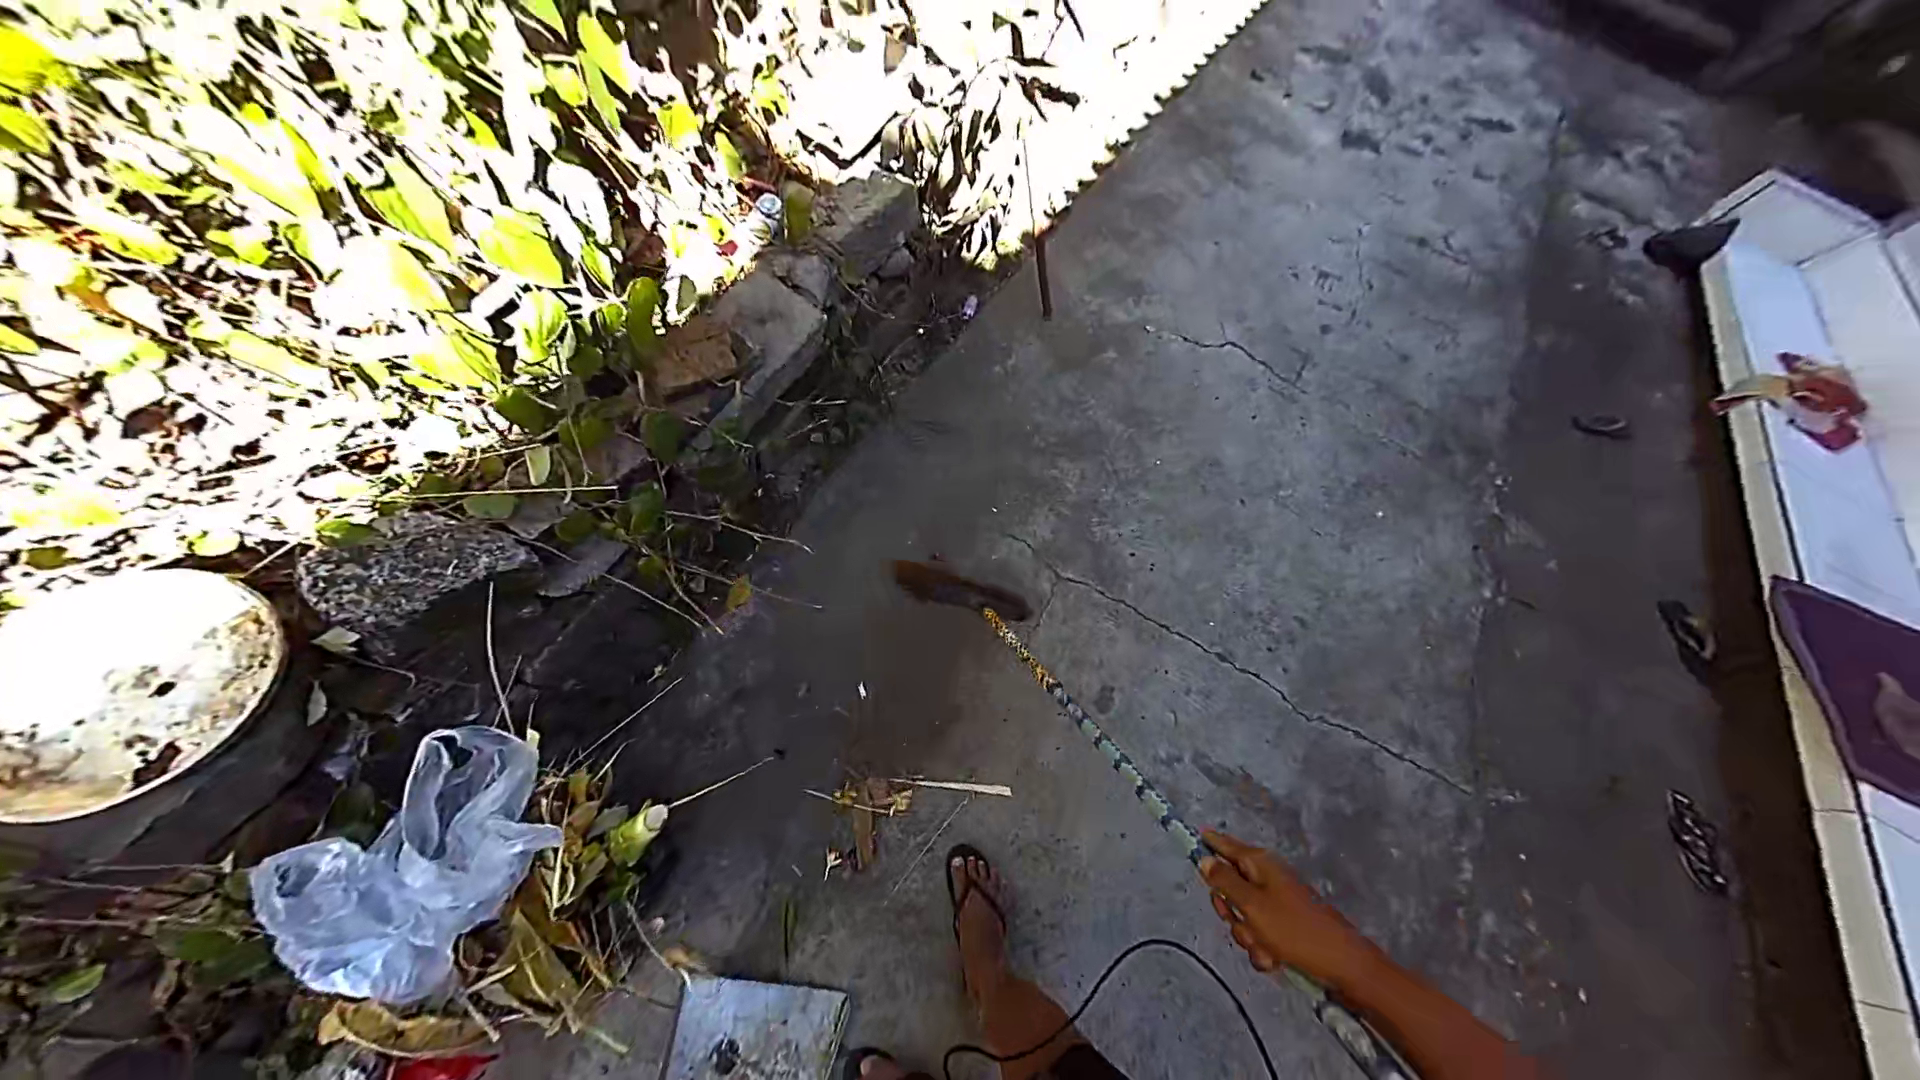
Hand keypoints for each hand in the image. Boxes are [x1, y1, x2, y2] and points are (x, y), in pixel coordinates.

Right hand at [1199, 829, 1374, 985]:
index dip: (1204, 844)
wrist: (1346, 967)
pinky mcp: (1284, 925)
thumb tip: (1204, 859)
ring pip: (1241, 913)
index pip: (1222, 843)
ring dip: (1247, 933)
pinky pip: (1258, 932)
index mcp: (1258, 862)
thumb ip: (1223, 882)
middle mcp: (1265, 876)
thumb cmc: (1296, 931)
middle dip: (1229, 909)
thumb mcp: (1252, 906)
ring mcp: (1275, 901)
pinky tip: (1274, 959)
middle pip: (1227, 884)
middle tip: (1241, 920)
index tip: (1186, 845)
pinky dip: (1262, 947)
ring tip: (1265, 947)